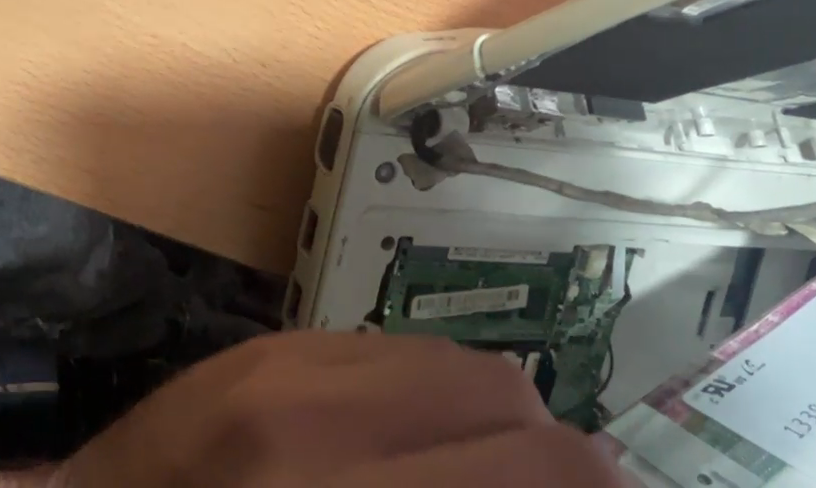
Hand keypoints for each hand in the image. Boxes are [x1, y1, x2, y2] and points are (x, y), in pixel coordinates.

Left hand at [49, 331, 622, 486]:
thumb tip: (550, 474)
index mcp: (338, 487)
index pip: (540, 465)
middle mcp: (317, 410)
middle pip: (509, 400)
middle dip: (550, 463)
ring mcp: (286, 358)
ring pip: (455, 362)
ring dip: (487, 425)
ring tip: (470, 474)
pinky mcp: (264, 341)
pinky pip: (390, 349)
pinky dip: (424, 397)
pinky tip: (403, 447)